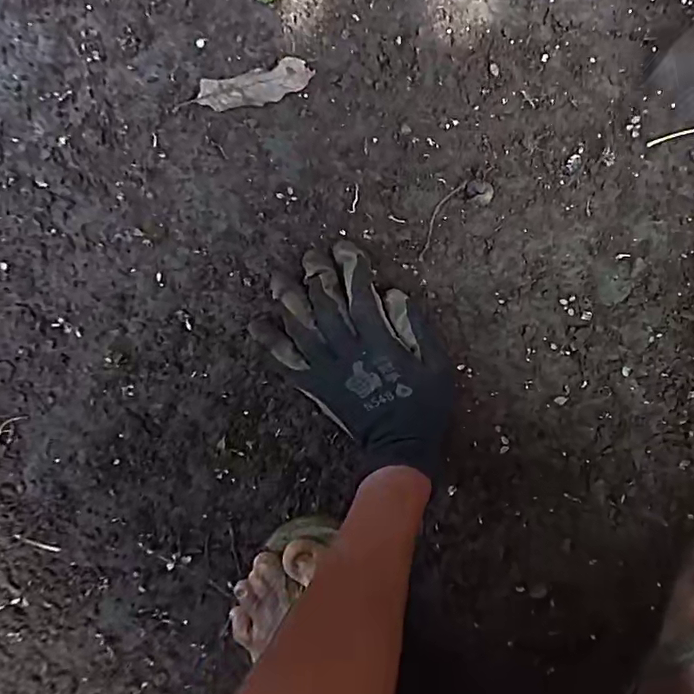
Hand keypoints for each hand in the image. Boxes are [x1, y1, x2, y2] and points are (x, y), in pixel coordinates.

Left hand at [249, 240, 454, 480]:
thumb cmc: (424, 404)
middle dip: (316, 274)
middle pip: (325, 303)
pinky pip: (286, 361)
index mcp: (379, 340)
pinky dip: (270, 341)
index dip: (350, 266)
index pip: (359, 293)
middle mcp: (348, 349)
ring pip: (300, 326)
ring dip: (287, 299)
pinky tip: (257, 324)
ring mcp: (327, 368)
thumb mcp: (436, 363)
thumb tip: (393, 293)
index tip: (343, 247)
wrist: (399, 447)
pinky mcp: (314, 385)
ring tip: (278, 278)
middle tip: (309, 255)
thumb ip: (415, 326)